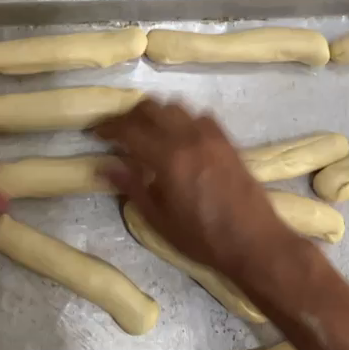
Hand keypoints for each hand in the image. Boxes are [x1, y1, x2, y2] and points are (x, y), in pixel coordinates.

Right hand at [92, 100, 300, 282]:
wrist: (253, 242)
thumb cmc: (202, 238)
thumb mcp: (158, 219)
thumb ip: (131, 187)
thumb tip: (104, 166)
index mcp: (168, 158)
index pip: (129, 130)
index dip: (108, 128)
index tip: (95, 133)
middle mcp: (189, 138)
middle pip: (151, 108)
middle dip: (130, 116)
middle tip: (118, 131)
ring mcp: (212, 136)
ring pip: (176, 107)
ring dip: (157, 114)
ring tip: (147, 132)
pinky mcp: (227, 141)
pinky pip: (200, 116)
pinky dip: (183, 119)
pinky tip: (180, 137)